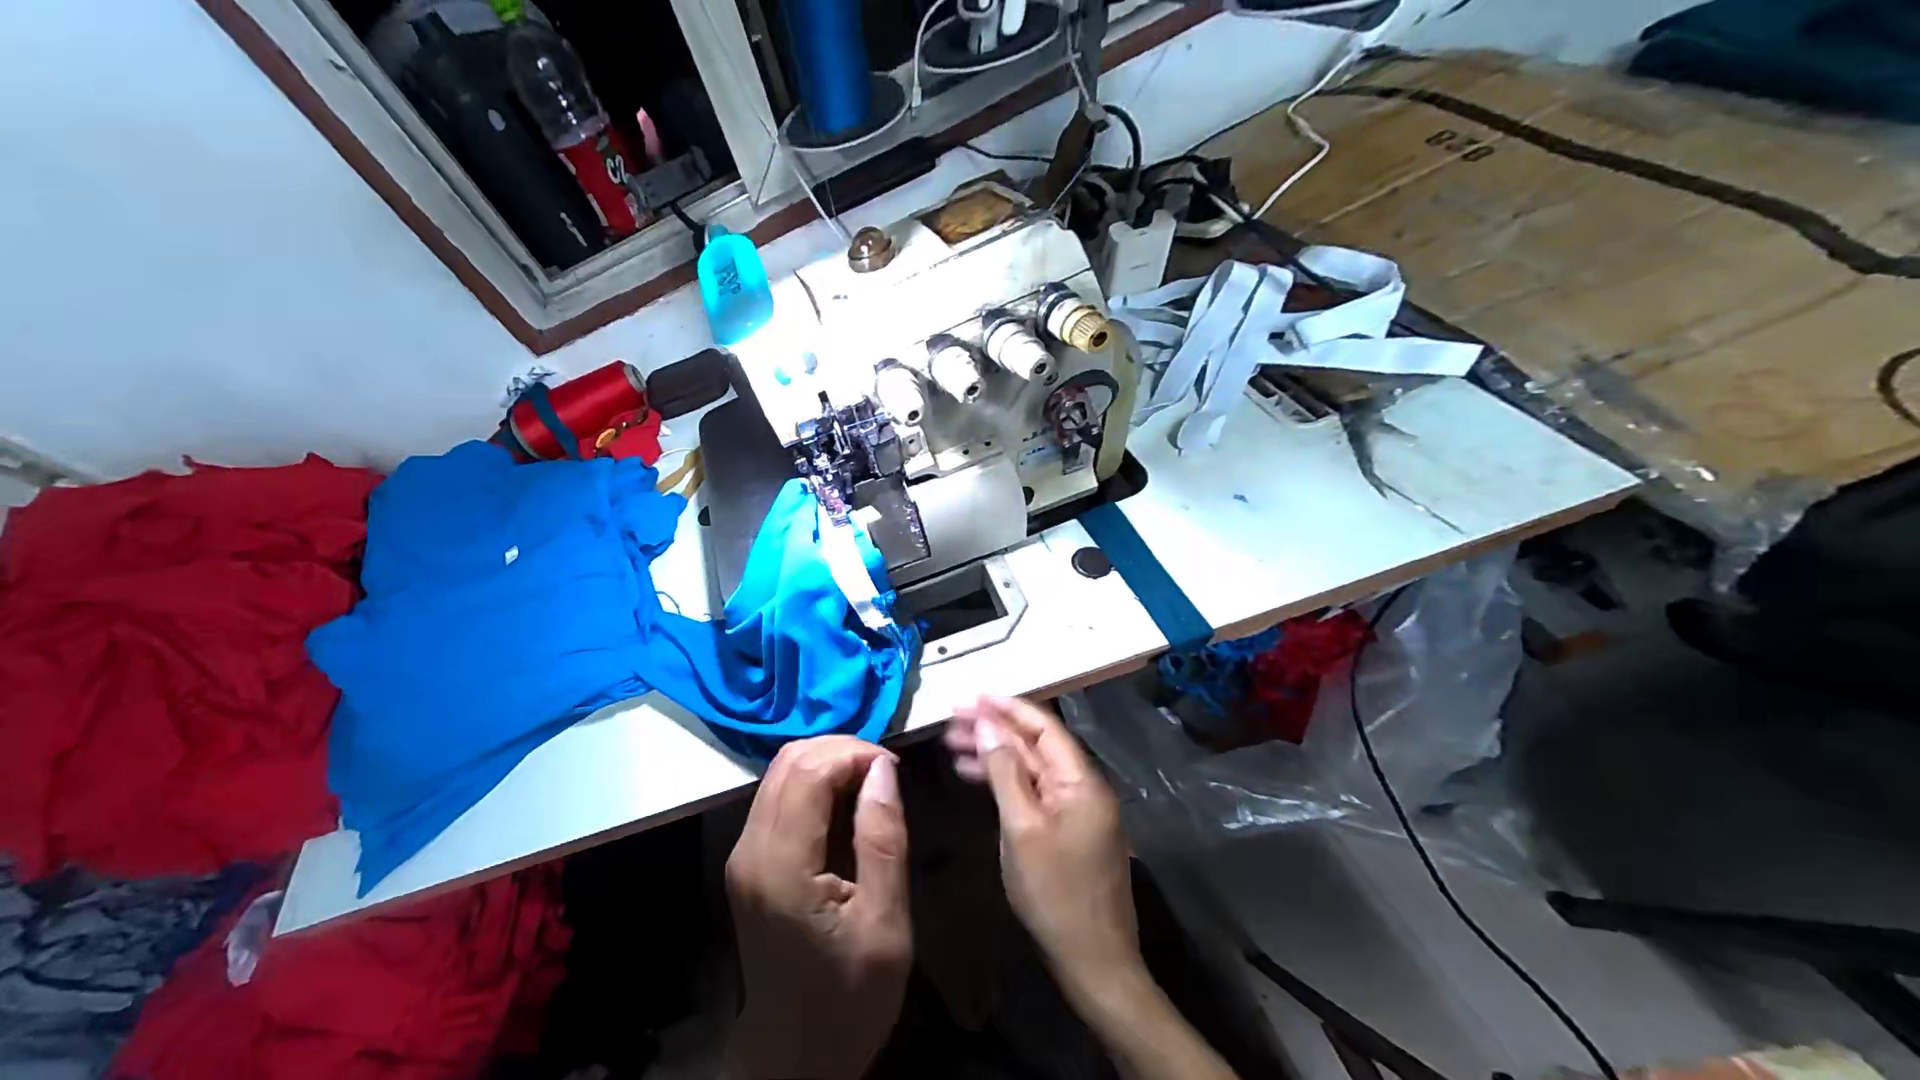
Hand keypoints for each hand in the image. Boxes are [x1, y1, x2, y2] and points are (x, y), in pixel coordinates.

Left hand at [724, 737, 910, 1079]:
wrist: (794, 1056)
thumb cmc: (848, 999)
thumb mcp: (885, 924)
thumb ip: (883, 839)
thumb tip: (883, 768)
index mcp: (781, 866)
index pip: (809, 770)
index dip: (855, 752)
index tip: (895, 769)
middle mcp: (750, 849)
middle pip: (788, 760)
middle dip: (842, 749)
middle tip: (886, 772)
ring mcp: (743, 853)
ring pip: (780, 771)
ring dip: (828, 761)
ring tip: (872, 782)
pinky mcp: (749, 859)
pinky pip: (779, 794)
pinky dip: (816, 781)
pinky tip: (847, 799)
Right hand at [945, 696, 1140, 995]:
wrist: (1093, 960)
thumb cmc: (1055, 893)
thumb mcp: (1022, 827)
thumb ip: (1006, 772)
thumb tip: (990, 725)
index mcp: (1081, 779)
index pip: (1043, 727)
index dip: (1007, 707)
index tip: (972, 696)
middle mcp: (1083, 786)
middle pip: (1036, 745)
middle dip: (996, 729)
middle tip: (953, 720)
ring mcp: (1077, 809)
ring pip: (1032, 768)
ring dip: (996, 754)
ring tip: (953, 745)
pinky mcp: (1068, 829)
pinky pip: (1034, 792)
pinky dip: (1006, 782)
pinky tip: (976, 778)